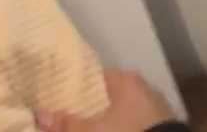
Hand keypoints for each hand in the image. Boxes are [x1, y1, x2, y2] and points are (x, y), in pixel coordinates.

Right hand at [35, 69, 177, 131]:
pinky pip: (140, 128)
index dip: (77, 93)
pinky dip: (129, 130)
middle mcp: (144, 88)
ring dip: (113, 125)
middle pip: (110, 99)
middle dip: (95, 113)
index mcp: (125, 79)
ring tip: (95, 130)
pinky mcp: (168, 131)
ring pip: (126, 116)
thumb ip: (67, 124)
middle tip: (78, 123)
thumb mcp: (94, 131)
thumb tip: (38, 114)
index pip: (93, 80)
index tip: (63, 104)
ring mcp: (159, 112)